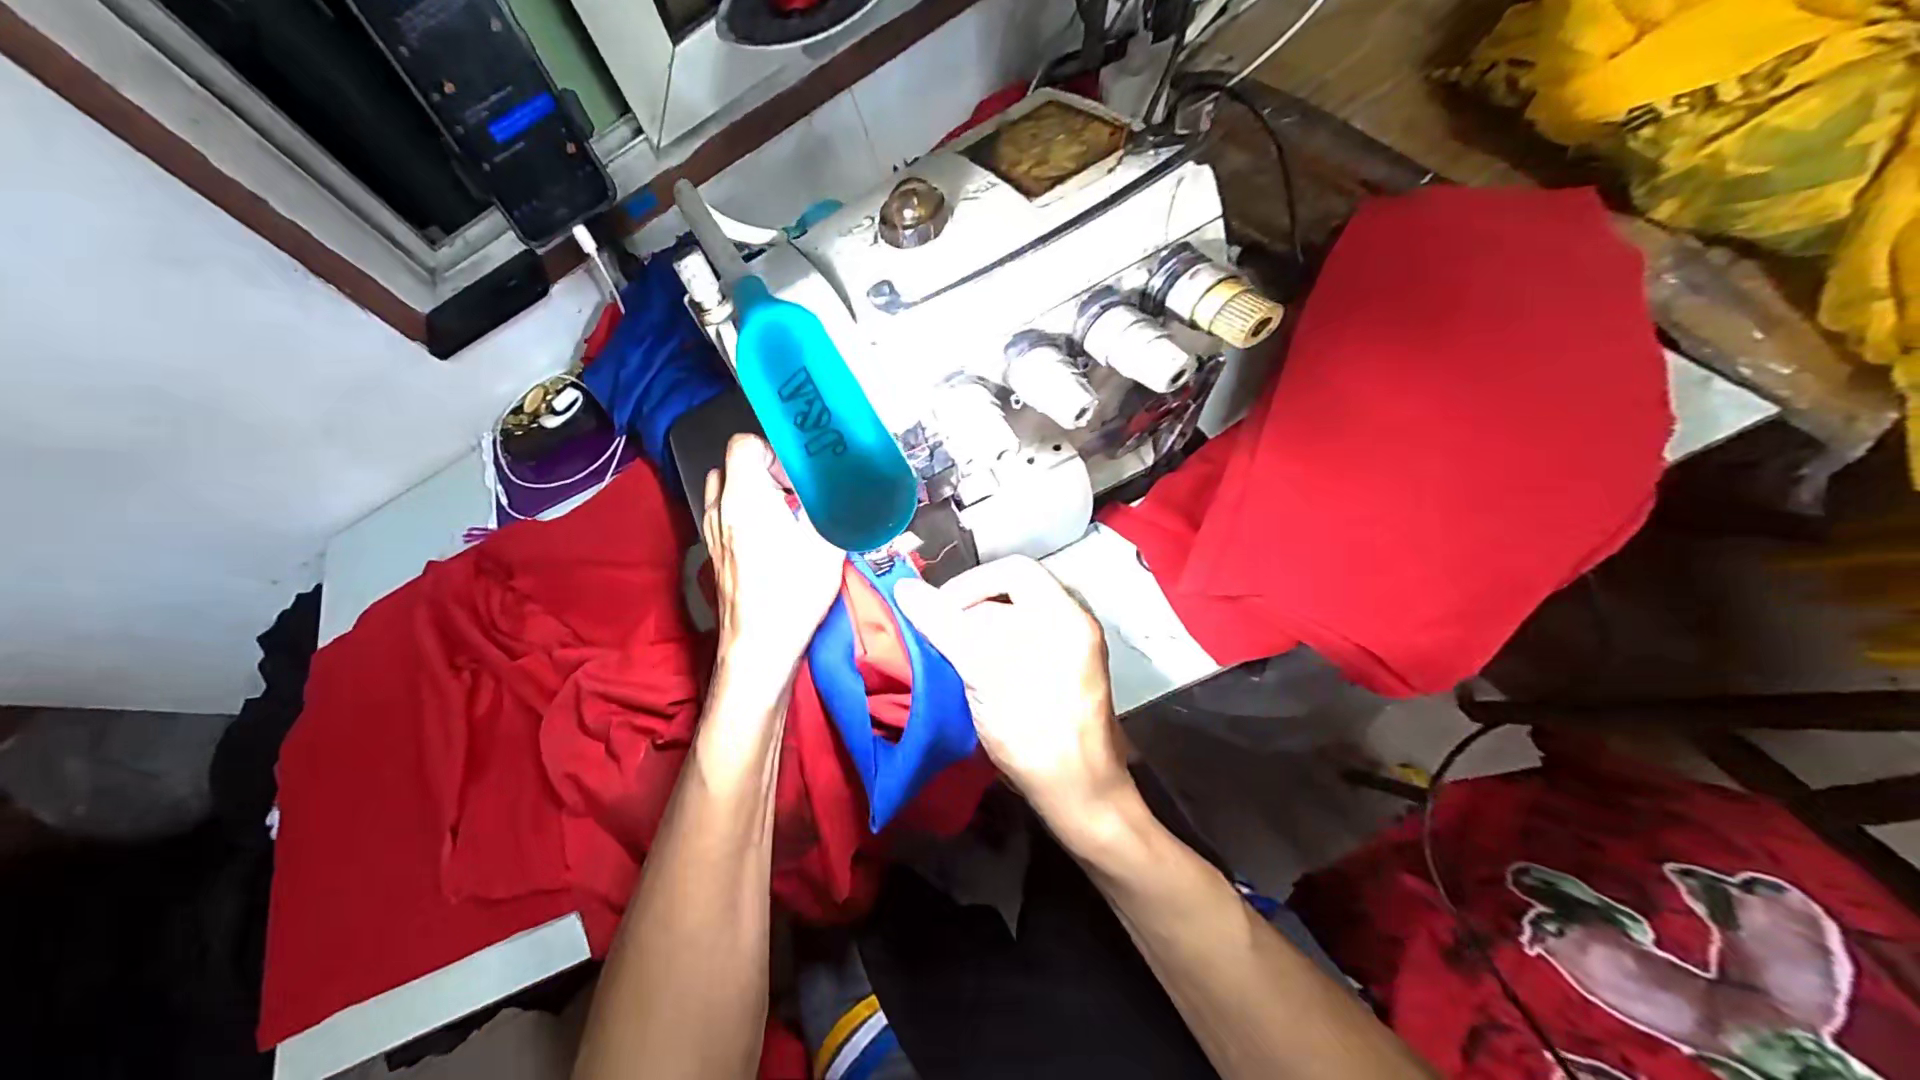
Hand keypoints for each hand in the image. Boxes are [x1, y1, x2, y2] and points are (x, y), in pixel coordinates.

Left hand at [703, 435, 845, 682]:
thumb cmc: (791, 595)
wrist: (759, 646)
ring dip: (753, 490)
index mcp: (746, 498)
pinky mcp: (714, 553)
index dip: (774, 449)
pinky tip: (774, 537)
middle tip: (796, 490)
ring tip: (785, 512)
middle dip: (765, 469)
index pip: (744, 443)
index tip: (798, 470)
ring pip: (725, 490)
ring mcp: (712, 532)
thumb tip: (848, 487)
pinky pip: (724, 515)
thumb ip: (834, 508)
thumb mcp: (826, 546)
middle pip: (733, 464)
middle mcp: (721, 509)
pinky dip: (745, 513)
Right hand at [894, 557, 1131, 827]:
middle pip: (1010, 598)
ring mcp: (1066, 655)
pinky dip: (989, 657)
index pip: (1012, 571)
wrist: (1079, 797)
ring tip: (945, 659)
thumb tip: (905, 589)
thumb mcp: (986, 672)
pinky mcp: (1057, 681)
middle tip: (934, 637)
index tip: (936, 610)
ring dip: (974, 637)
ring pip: (1011, 627)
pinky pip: (1018, 651)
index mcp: (1064, 614)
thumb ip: (946, 626)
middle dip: (967, 613)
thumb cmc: (1035, 729)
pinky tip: (966, 679)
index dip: (969, 583)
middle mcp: (1070, 626)